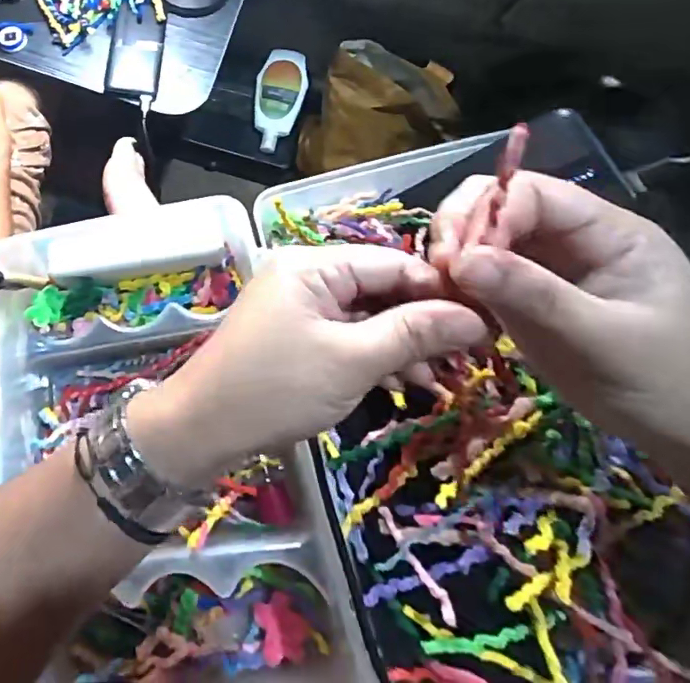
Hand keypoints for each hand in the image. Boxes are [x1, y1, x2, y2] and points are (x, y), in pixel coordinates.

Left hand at [127, 246, 486, 485]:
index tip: (485, 322)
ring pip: (365, 314)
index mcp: (312, 264)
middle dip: (421, 322)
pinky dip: (372, 355)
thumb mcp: (352, 360)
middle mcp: (304, 274)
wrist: (203, 426)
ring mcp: (297, 304)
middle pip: (378, 287)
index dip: (438, 290)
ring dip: (401, 344)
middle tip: (468, 359)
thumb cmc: (277, 387)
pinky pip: (344, 333)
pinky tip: (402, 384)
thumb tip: (473, 316)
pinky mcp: (294, 332)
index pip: (391, 262)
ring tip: (439, 381)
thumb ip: (412, 332)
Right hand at [430, 171, 689, 453]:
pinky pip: (486, 274)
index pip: (530, 192)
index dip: (486, 215)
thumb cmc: (672, 388)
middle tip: (438, 272)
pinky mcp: (535, 297)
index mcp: (609, 231)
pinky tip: (453, 306)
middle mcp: (576, 238)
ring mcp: (554, 268)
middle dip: (462, 230)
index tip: (457, 261)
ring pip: (486, 239)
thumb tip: (460, 260)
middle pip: (500, 206)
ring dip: (455, 258)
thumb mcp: (602, 340)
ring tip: (440, 292)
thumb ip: (531, 294)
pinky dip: (462, 284)